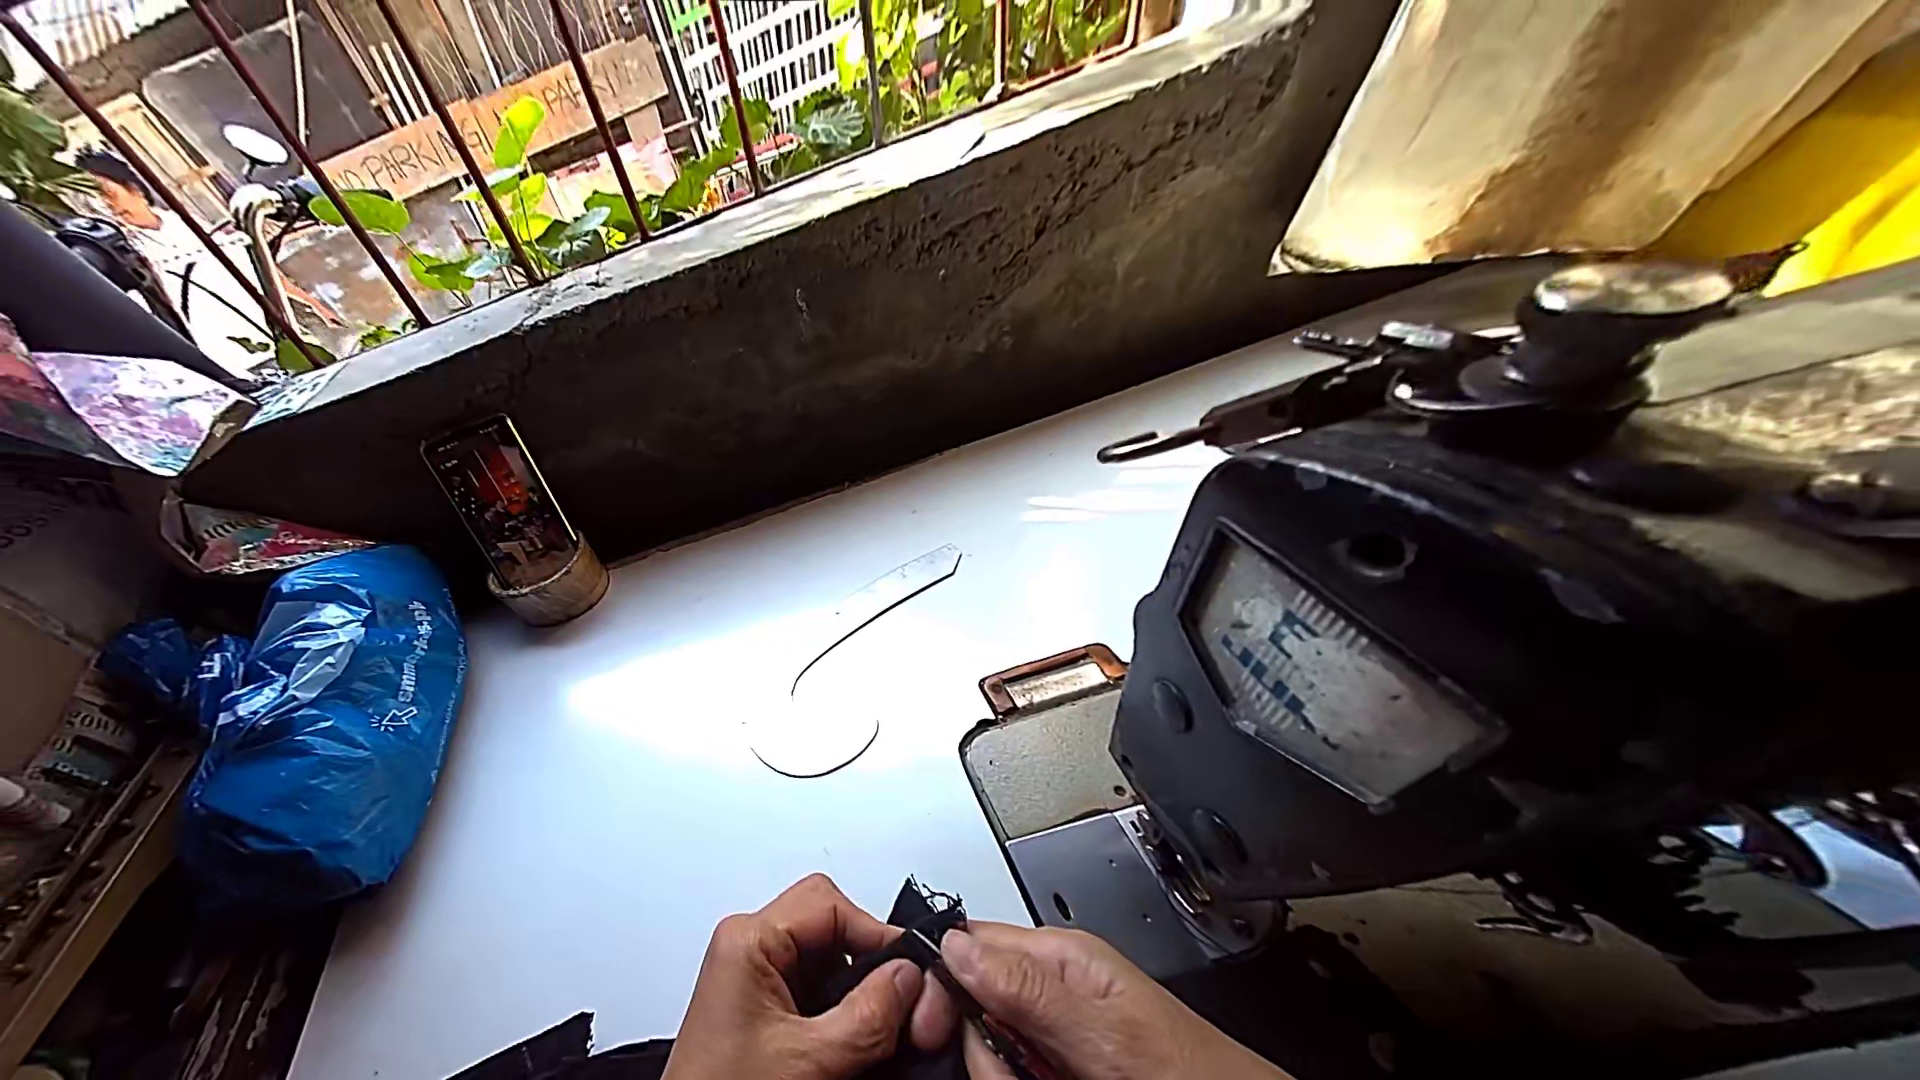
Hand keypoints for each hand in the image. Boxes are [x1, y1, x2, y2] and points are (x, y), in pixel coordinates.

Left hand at [662, 874, 930, 1079]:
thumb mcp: (807, 1063)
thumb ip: (867, 1015)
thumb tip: (910, 976)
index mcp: (747, 941)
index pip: (831, 904)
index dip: (876, 934)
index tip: (909, 970)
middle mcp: (748, 947)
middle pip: (831, 920)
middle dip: (866, 957)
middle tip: (892, 996)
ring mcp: (754, 974)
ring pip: (828, 950)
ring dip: (855, 985)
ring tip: (871, 1027)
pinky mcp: (761, 1002)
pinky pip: (816, 980)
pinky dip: (840, 1004)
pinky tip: (847, 1039)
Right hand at [923, 921, 1290, 1079]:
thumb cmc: (1182, 1067)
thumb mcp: (1098, 1027)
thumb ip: (1026, 984)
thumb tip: (956, 944)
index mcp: (1058, 954)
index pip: (971, 942)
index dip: (944, 977)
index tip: (933, 1022)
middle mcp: (1048, 987)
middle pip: (971, 1004)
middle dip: (982, 1047)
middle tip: (1015, 1072)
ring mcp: (1049, 1033)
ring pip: (987, 1050)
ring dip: (1001, 1074)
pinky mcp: (1051, 1066)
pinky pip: (1009, 1072)